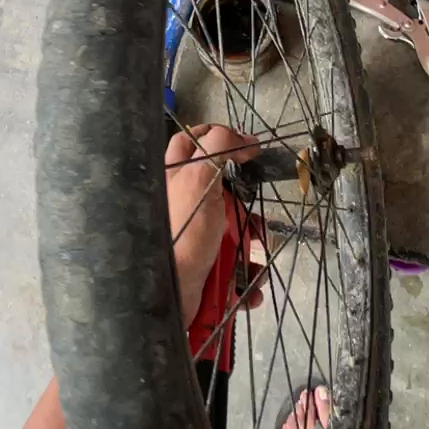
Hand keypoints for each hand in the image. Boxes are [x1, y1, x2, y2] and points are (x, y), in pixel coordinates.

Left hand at [164, 125, 259, 325]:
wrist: (169, 292)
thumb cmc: (183, 231)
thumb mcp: (199, 178)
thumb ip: (219, 148)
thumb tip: (245, 138)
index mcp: (174, 176)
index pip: (193, 141)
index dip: (219, 137)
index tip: (247, 147)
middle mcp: (181, 201)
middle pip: (221, 189)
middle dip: (246, 205)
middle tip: (257, 213)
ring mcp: (193, 234)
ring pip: (233, 228)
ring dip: (252, 244)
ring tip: (258, 256)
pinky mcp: (202, 263)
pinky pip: (233, 263)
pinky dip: (247, 274)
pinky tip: (251, 286)